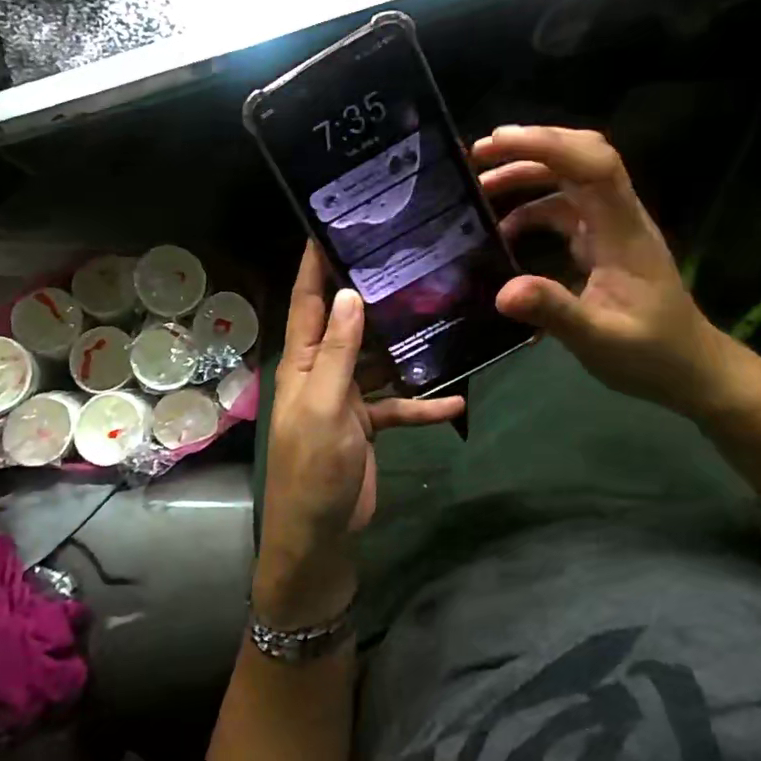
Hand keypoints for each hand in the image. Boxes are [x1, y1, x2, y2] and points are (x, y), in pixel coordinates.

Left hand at [257, 242, 464, 625]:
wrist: (318, 532)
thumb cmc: (313, 467)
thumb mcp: (326, 406)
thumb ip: (338, 353)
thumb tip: (350, 295)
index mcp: (302, 363)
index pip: (307, 303)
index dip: (313, 266)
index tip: (327, 227)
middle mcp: (321, 373)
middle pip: (347, 324)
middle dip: (371, 294)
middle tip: (407, 259)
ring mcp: (345, 399)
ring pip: (377, 361)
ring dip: (404, 345)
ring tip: (443, 311)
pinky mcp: (366, 427)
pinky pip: (397, 407)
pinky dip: (423, 402)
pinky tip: (458, 396)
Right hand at [473, 125, 735, 417]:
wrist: (691, 371)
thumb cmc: (650, 353)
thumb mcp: (598, 338)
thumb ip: (554, 311)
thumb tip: (503, 292)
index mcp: (622, 231)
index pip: (592, 166)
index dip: (545, 145)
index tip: (495, 144)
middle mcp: (617, 218)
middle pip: (581, 158)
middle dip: (530, 146)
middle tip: (477, 153)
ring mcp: (609, 229)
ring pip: (568, 180)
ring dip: (525, 173)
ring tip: (477, 185)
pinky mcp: (599, 243)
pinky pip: (561, 209)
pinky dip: (527, 208)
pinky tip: (500, 231)